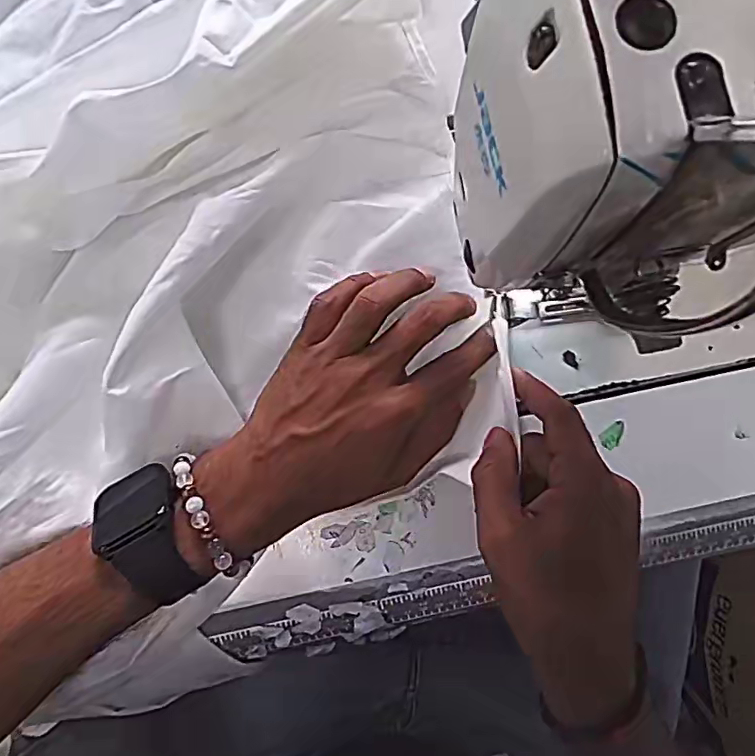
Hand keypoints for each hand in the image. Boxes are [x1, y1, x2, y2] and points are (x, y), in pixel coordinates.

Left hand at [189, 270, 495, 564]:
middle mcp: (367, 378)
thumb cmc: (328, 477)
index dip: (476, 348)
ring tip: (422, 278)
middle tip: (461, 304)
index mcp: (395, 411)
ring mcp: (334, 358)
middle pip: (422, 323)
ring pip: (375, 302)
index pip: (450, 368)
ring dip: (405, 283)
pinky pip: (329, 304)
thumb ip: (435, 432)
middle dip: (452, 307)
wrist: (272, 476)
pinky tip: (370, 282)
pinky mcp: (306, 349)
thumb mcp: (397, 471)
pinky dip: (352, 286)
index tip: (482, 340)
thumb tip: (459, 398)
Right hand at [473, 368, 641, 727]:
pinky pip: (578, 494)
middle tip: (494, 496)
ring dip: (535, 486)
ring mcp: (620, 510)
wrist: (587, 661)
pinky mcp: (619, 527)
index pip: (561, 418)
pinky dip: (551, 501)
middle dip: (522, 460)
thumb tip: (495, 441)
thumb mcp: (501, 535)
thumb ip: (493, 477)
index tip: (512, 377)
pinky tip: (533, 536)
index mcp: (587, 484)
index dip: (534, 392)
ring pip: (566, 473)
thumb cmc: (545, 602)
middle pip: (558, 449)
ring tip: (515, 530)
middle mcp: (612, 488)